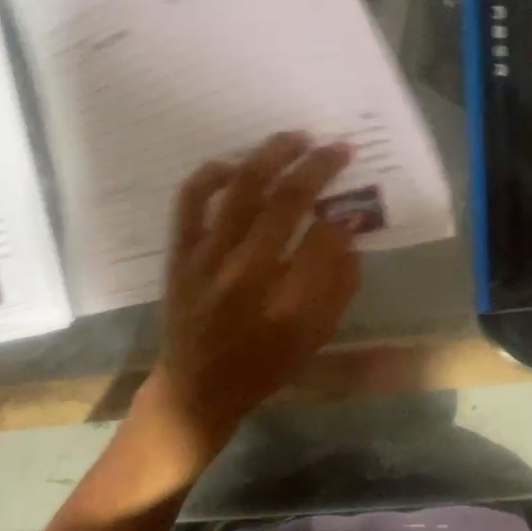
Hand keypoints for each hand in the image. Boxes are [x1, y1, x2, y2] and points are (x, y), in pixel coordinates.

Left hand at [142, 132, 361, 447]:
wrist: (196, 390)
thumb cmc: (260, 369)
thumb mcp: (310, 341)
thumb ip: (336, 290)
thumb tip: (348, 236)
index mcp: (285, 302)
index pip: (324, 238)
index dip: (343, 218)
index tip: (350, 212)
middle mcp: (246, 272)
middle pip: (286, 200)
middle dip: (319, 167)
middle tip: (338, 150)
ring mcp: (208, 258)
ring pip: (241, 188)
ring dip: (272, 155)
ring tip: (295, 140)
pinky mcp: (181, 254)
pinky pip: (191, 199)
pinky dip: (213, 174)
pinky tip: (235, 166)